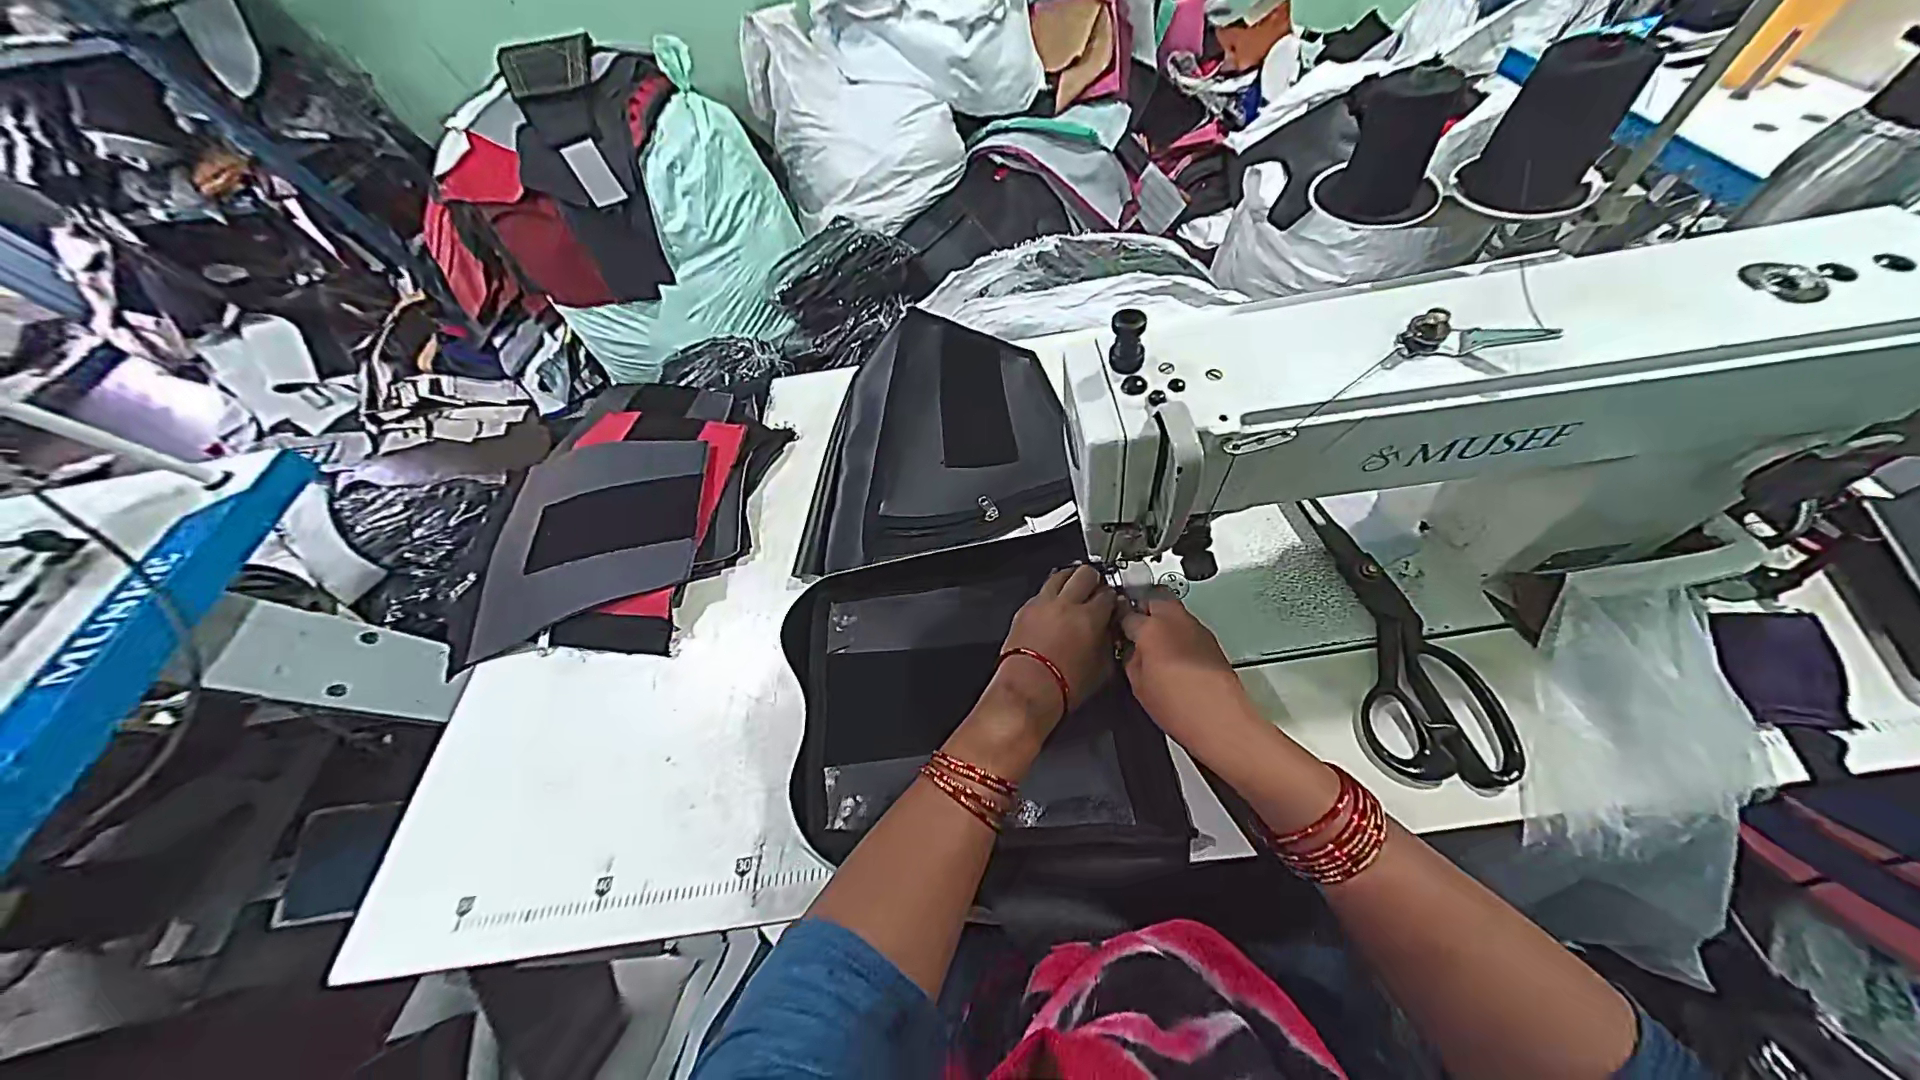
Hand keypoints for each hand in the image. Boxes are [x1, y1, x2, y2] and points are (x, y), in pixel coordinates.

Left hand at [994, 565, 1117, 727]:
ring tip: (1074, 586)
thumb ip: (1108, 642)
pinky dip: (1050, 593)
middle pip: (1085, 573)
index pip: (1108, 594)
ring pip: (1060, 575)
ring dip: (1070, 578)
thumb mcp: (1101, 668)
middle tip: (1096, 587)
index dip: (1113, 597)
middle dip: (1094, 579)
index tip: (1112, 602)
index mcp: (1090, 617)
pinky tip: (1053, 603)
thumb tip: (1109, 632)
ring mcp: (1043, 604)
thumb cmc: (1063, 685)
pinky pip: (1041, 592)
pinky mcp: (1025, 609)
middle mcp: (1066, 604)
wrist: (1027, 689)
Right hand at [1119, 588, 1245, 746]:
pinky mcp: (1210, 640)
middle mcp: (1176, 621)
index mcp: (1152, 627)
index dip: (1117, 618)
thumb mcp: (1138, 685)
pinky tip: (1171, 654)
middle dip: (1140, 606)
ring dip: (1160, 618)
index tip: (1115, 626)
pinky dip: (1176, 632)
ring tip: (1152, 642)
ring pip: (1172, 609)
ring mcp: (1196, 628)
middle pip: (1152, 597)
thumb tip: (1129, 651)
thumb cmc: (1183, 708)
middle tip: (1132, 624)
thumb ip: (1129, 658)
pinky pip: (1187, 626)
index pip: (1126, 611)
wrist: (1221, 721)